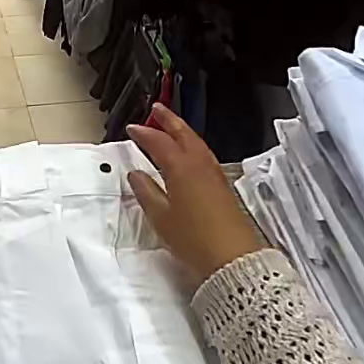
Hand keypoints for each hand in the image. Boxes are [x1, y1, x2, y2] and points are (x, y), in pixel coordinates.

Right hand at [126, 104, 260, 280]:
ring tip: (170, 125)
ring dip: (181, 130)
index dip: (144, 133)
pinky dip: (192, 144)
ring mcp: (214, 171)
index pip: (159, 142)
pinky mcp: (222, 182)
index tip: (132, 128)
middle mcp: (199, 163)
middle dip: (168, 119)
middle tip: (156, 108)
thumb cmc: (193, 238)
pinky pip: (204, 153)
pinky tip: (187, 151)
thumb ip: (146, 192)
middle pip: (182, 133)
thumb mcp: (161, 217)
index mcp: (181, 167)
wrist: (231, 256)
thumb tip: (135, 174)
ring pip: (195, 141)